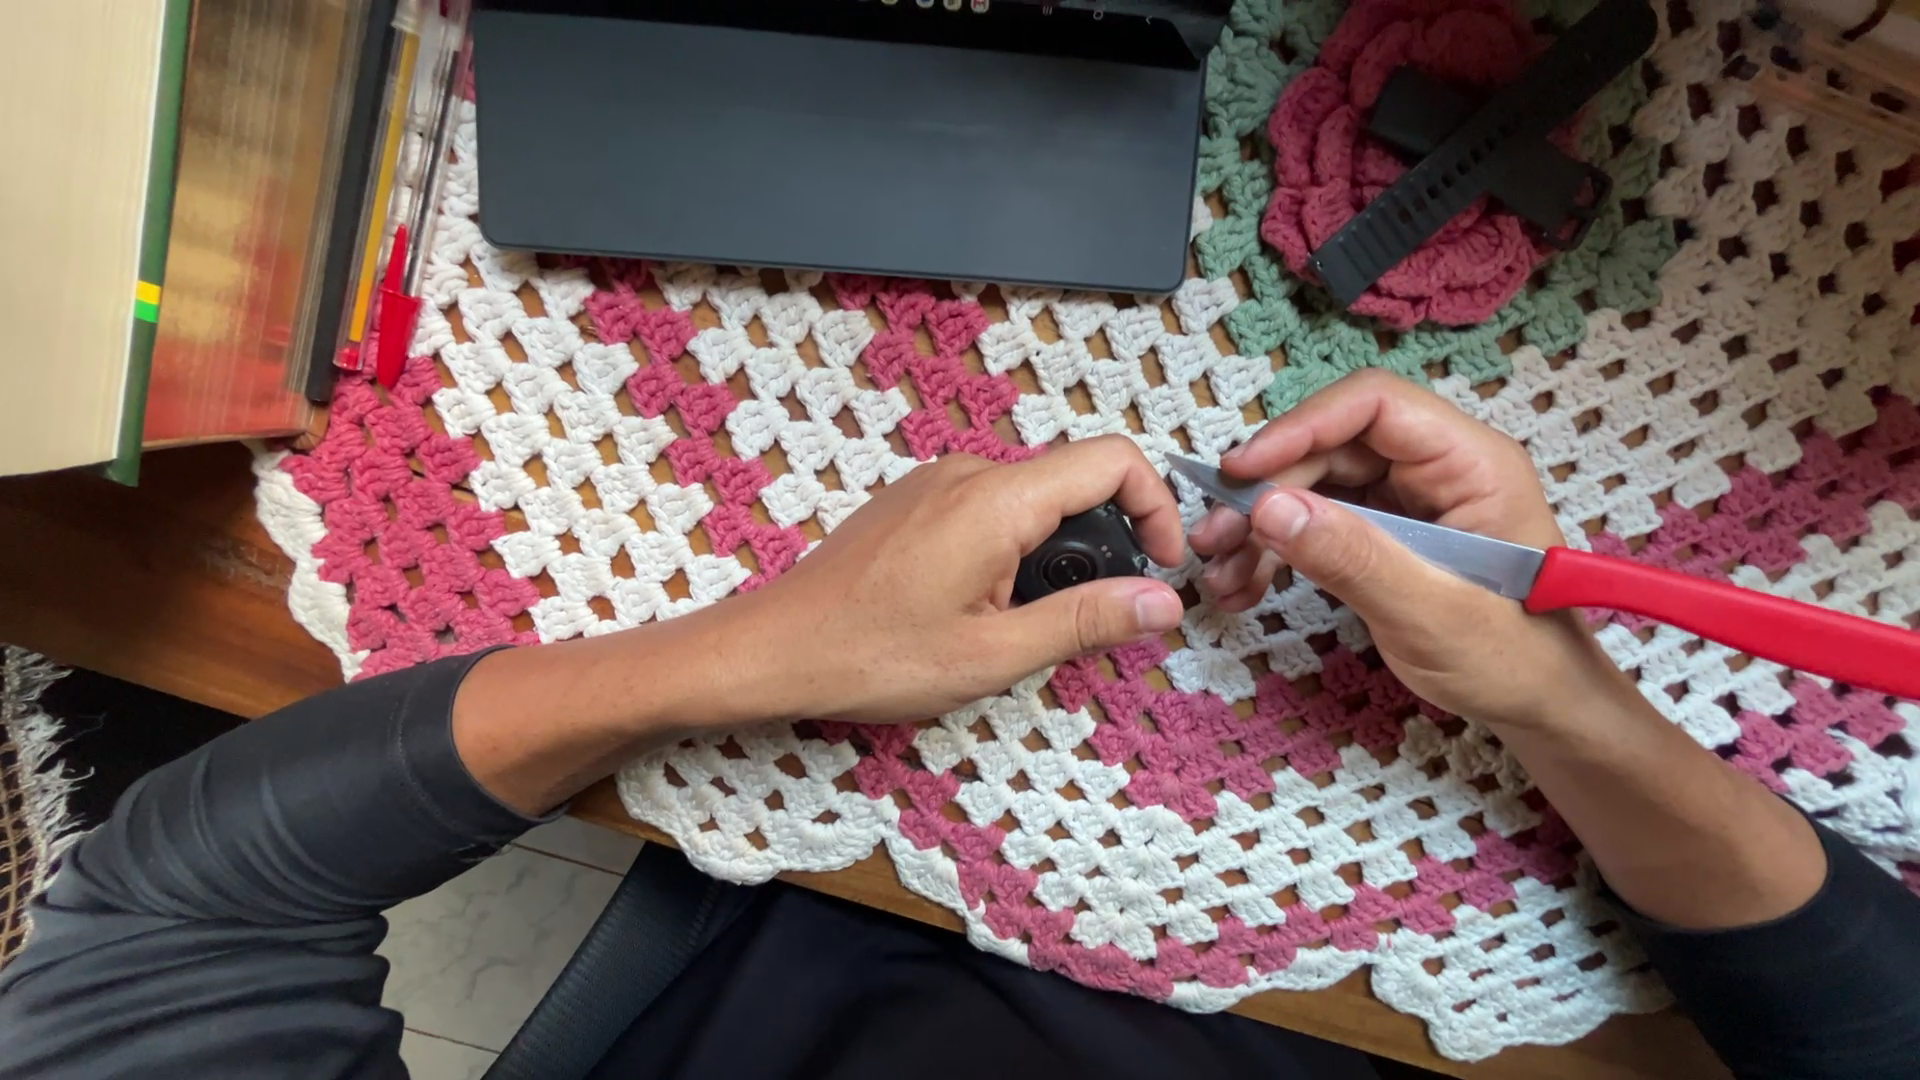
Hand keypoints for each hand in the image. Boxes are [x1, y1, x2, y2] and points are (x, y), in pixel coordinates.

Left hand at [728, 436, 1187, 724]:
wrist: (775, 648)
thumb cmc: (874, 655)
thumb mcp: (994, 653)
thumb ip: (1086, 619)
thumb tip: (1164, 601)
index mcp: (997, 499)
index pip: (1112, 460)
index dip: (1157, 506)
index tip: (1160, 567)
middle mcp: (968, 472)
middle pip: (1073, 482)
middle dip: (1099, 545)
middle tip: (1079, 617)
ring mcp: (935, 482)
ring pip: (1031, 500)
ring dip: (1050, 555)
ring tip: (1012, 623)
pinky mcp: (914, 500)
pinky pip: (989, 508)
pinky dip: (1010, 549)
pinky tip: (973, 605)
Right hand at [1189, 371, 1628, 727]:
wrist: (1535, 704)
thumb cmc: (1509, 660)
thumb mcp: (1430, 614)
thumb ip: (1353, 558)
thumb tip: (1266, 507)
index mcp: (1467, 463)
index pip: (1373, 407)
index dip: (1300, 427)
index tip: (1240, 472)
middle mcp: (1429, 468)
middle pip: (1326, 450)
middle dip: (1263, 491)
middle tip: (1214, 538)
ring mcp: (1401, 499)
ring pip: (1308, 486)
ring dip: (1257, 527)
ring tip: (1221, 574)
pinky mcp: (1377, 531)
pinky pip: (1310, 523)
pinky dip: (1271, 552)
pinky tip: (1243, 587)